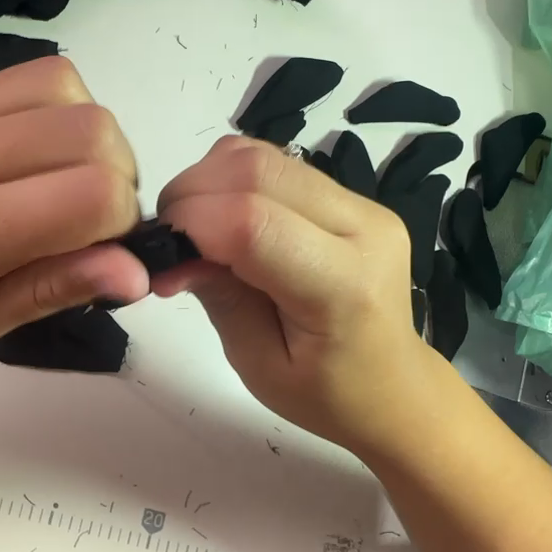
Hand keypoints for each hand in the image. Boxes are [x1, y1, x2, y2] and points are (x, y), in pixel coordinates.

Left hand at [0, 57, 148, 380]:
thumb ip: (56, 286)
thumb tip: (138, 272)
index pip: (91, 195)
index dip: (120, 225)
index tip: (100, 255)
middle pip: (91, 129)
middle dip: (117, 177)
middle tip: (90, 222)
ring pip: (63, 87)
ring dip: (89, 136)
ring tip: (66, 182)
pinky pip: (21, 77)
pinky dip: (54, 108)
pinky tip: (35, 156)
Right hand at [153, 136, 434, 452]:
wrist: (394, 388)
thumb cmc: (326, 394)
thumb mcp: (258, 363)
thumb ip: (219, 298)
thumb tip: (170, 255)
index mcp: (342, 287)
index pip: (252, 223)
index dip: (191, 223)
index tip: (156, 252)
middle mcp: (362, 229)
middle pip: (257, 172)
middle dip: (192, 194)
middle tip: (166, 237)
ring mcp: (362, 205)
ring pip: (263, 157)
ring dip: (209, 182)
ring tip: (192, 229)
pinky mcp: (351, 197)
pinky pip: (278, 165)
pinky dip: (232, 180)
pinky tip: (223, 219)